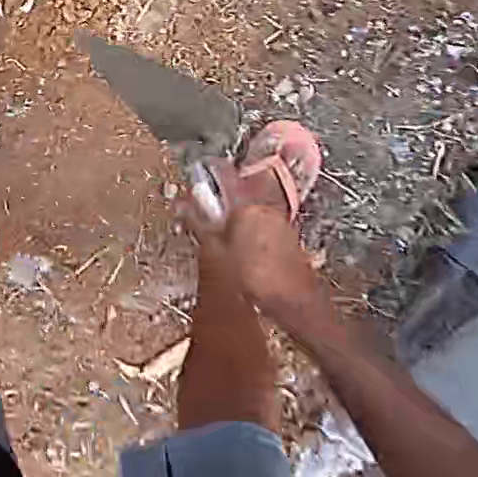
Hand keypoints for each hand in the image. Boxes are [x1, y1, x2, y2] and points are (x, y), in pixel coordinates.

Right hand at [183, 159, 330, 324]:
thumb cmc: (253, 277)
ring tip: (223, 233)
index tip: (199, 171)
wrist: (294, 305)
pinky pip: (264, 227)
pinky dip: (251, 231)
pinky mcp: (290, 240)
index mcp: (246, 206)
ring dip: (237, 217)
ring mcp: (281, 225)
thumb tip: (183, 208)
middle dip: (222, 201)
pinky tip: (243, 249)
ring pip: (252, 211)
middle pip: (239, 195)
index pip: (225, 176)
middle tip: (206, 212)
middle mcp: (267, 209)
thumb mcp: (214, 251)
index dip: (210, 172)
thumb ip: (199, 225)